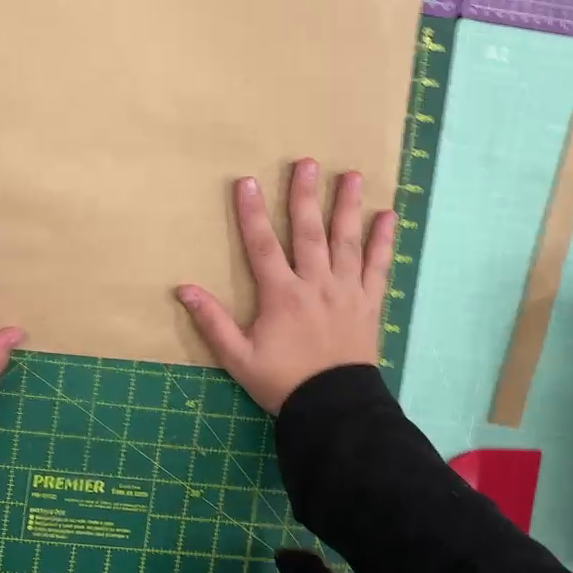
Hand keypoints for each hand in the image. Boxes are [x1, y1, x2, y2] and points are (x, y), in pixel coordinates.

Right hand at [176, 159, 396, 414]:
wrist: (333, 410)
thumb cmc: (282, 382)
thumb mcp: (238, 357)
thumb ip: (213, 321)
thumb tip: (183, 289)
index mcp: (281, 295)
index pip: (262, 246)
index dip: (251, 213)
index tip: (246, 181)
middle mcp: (315, 285)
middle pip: (308, 232)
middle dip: (305, 195)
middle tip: (307, 162)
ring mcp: (346, 292)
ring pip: (346, 241)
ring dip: (347, 207)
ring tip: (352, 175)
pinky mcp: (369, 303)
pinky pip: (378, 267)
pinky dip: (383, 241)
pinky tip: (389, 216)